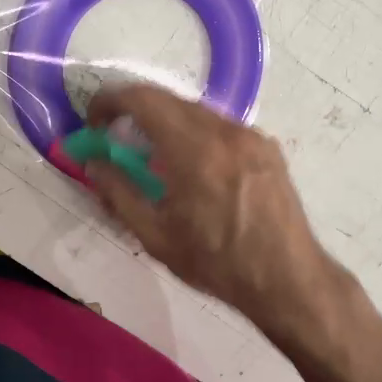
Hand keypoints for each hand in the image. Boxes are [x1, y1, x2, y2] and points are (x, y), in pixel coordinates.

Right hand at [85, 84, 343, 334]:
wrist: (289, 281)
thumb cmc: (217, 264)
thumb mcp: (155, 236)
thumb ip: (118, 194)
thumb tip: (92, 164)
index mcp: (193, 151)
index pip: (142, 99)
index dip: (109, 101)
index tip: (94, 123)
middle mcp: (224, 132)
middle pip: (167, 99)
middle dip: (134, 111)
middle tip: (115, 138)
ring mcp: (250, 136)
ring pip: (195, 111)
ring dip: (165, 122)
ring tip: (152, 156)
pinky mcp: (267, 147)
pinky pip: (219, 126)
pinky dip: (194, 133)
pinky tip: (191, 167)